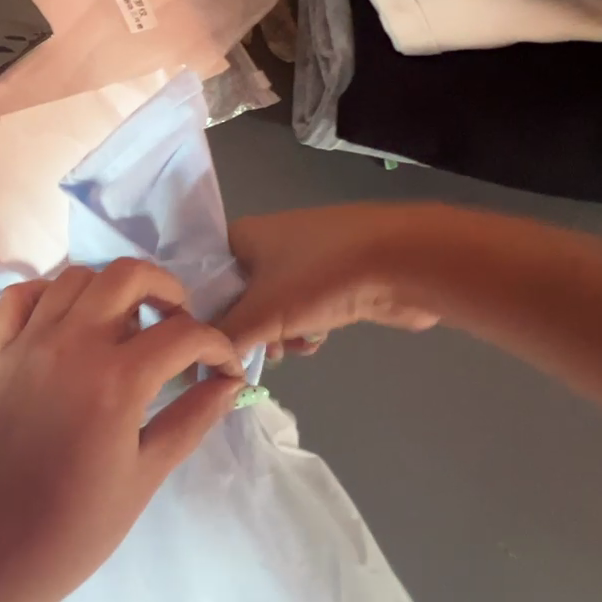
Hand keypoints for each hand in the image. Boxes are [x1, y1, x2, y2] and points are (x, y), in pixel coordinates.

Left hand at [0, 259, 247, 591]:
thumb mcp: (148, 473)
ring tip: (127, 326)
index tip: (225, 368)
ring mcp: (30, 340)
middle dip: (167, 290)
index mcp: (116, 377)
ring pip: (76, 276)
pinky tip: (69, 321)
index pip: (184, 334)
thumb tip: (229, 383)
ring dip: (111, 290)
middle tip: (178, 324)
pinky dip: (49, 293)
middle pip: (127, 274)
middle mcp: (72, 342)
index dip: (217, 347)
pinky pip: (22, 295)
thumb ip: (192, 418)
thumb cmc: (81, 522)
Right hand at [219, 205, 441, 361]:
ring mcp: (305, 257)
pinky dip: (306, 326)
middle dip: (244, 327)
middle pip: (238, 293)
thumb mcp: (261, 313)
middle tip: (250, 354)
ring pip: (273, 304)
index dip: (199, 310)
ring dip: (277, 332)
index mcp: (241, 235)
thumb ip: (225, 339)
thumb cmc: (320, 277)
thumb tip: (199, 366)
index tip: (200, 343)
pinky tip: (315, 343)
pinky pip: (305, 306)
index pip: (202, 274)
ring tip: (288, 350)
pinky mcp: (336, 276)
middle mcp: (268, 241)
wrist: (403, 262)